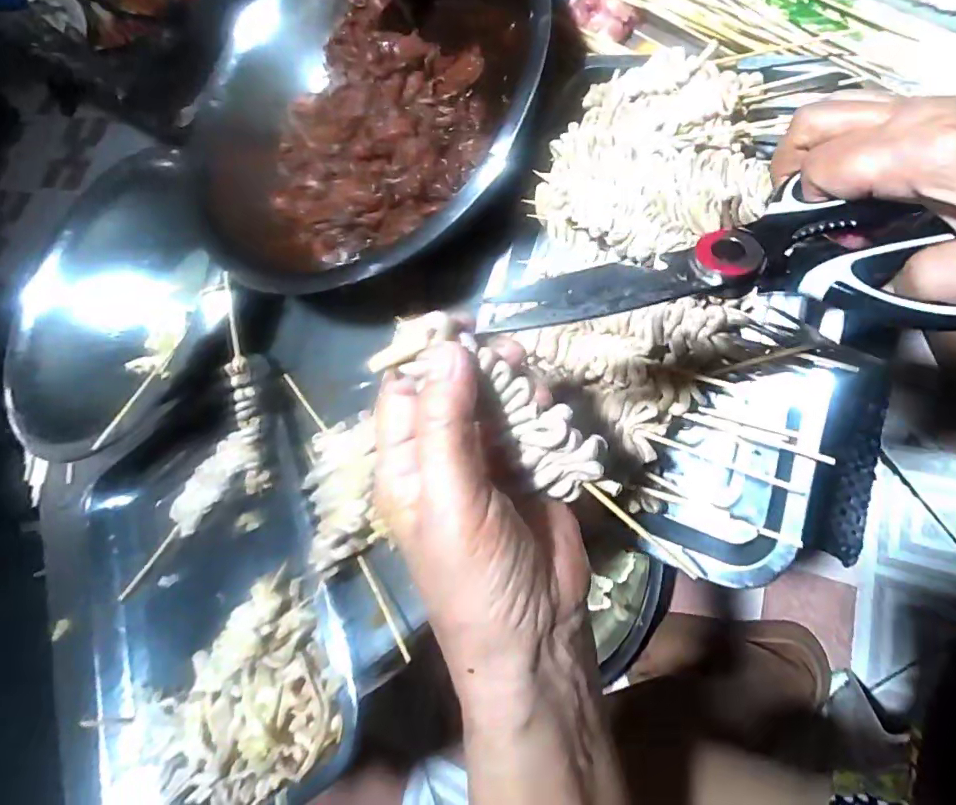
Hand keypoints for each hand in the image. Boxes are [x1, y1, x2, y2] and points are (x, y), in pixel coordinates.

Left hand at [370, 339, 592, 702]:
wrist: (537, 628)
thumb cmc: (475, 573)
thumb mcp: (451, 499)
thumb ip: (447, 424)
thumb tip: (450, 349)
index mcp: (406, 466)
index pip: (404, 394)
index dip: (427, 359)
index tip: (461, 328)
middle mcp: (444, 457)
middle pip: (456, 389)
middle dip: (479, 366)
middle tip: (506, 352)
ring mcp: (489, 462)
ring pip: (497, 401)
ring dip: (514, 385)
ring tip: (531, 382)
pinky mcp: (529, 467)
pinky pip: (531, 423)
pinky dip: (541, 411)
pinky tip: (551, 414)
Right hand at [772, 96, 955, 304]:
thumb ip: (937, 280)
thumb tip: (878, 283)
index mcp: (929, 150)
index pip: (827, 165)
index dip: (805, 208)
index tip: (818, 250)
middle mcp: (919, 114)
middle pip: (816, 120)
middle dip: (788, 169)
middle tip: (800, 222)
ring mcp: (932, 107)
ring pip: (837, 113)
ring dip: (812, 157)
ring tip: (824, 209)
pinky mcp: (946, 114)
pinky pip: (866, 120)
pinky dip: (843, 151)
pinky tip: (866, 194)